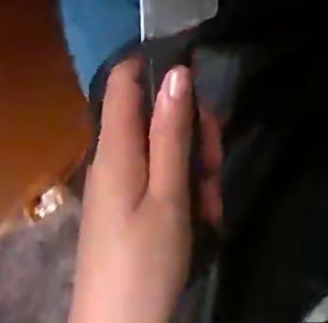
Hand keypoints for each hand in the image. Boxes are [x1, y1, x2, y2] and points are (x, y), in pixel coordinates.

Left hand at [70, 60, 223, 322]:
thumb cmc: (143, 263)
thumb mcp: (167, 196)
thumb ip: (171, 133)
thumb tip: (177, 71)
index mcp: (115, 146)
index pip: (124, 78)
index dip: (154, 64)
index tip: (194, 74)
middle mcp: (112, 155)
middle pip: (152, 113)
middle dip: (190, 126)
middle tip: (215, 158)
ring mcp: (118, 182)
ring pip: (161, 146)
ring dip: (193, 162)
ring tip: (212, 201)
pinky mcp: (126, 206)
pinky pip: (157, 175)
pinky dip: (183, 187)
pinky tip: (202, 216)